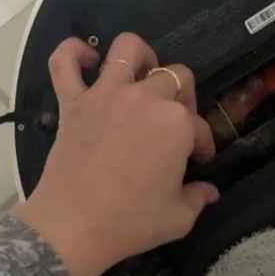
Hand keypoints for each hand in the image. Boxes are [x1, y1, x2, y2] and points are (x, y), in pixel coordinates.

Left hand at [18, 33, 219, 275]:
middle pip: (175, 77)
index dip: (202, 146)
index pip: (199, 128)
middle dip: (183, 96)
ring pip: (129, 49)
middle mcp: (145, 98)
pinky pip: (65, 63)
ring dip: (141, 55)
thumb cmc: (131, 222)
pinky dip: (73, 52)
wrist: (74, 226)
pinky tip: (87, 59)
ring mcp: (106, 95)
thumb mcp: (177, 218)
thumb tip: (209, 192)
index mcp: (177, 124)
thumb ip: (197, 199)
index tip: (198, 162)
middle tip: (176, 122)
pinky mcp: (73, 102)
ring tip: (142, 74)